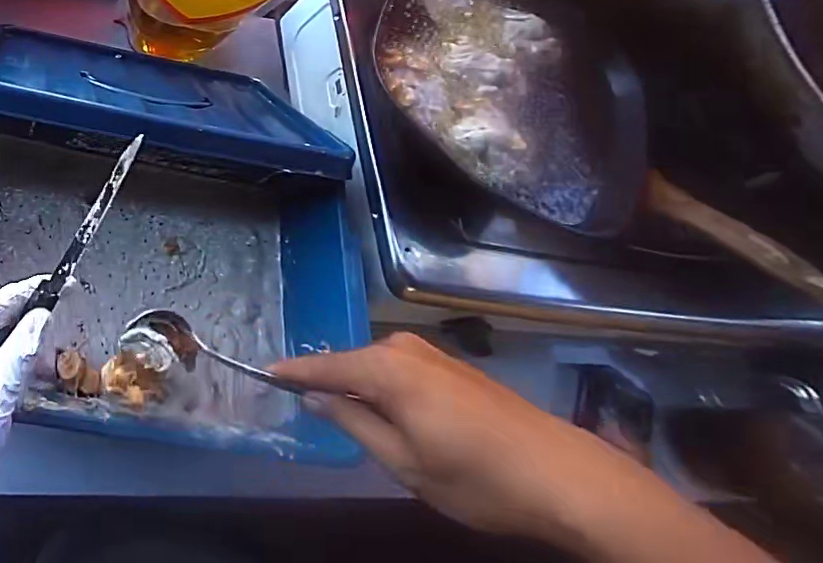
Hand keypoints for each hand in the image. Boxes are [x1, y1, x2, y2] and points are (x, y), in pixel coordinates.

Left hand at [0, 276, 48, 556]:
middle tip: (63, 343)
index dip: (39, 290)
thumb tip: (42, 316)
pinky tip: (30, 379)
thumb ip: (21, 352)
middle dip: (36, 329)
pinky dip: (15, 366)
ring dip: (27, 351)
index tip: (68, 284)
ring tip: (51, 368)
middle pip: (4, 319)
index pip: (4, 299)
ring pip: (0, 341)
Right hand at [271, 333, 770, 562]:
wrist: (558, 471)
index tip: (264, 372)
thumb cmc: (475, 476)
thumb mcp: (404, 461)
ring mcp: (430, 351)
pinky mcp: (449, 363)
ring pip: (375, 364)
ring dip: (355, 383)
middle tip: (296, 399)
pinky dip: (380, 383)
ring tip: (334, 409)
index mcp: (387, 367)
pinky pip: (398, 367)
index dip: (295, 372)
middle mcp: (404, 346)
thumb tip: (315, 396)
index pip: (326, 365)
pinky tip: (380, 407)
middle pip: (351, 360)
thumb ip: (354, 422)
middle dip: (324, 379)